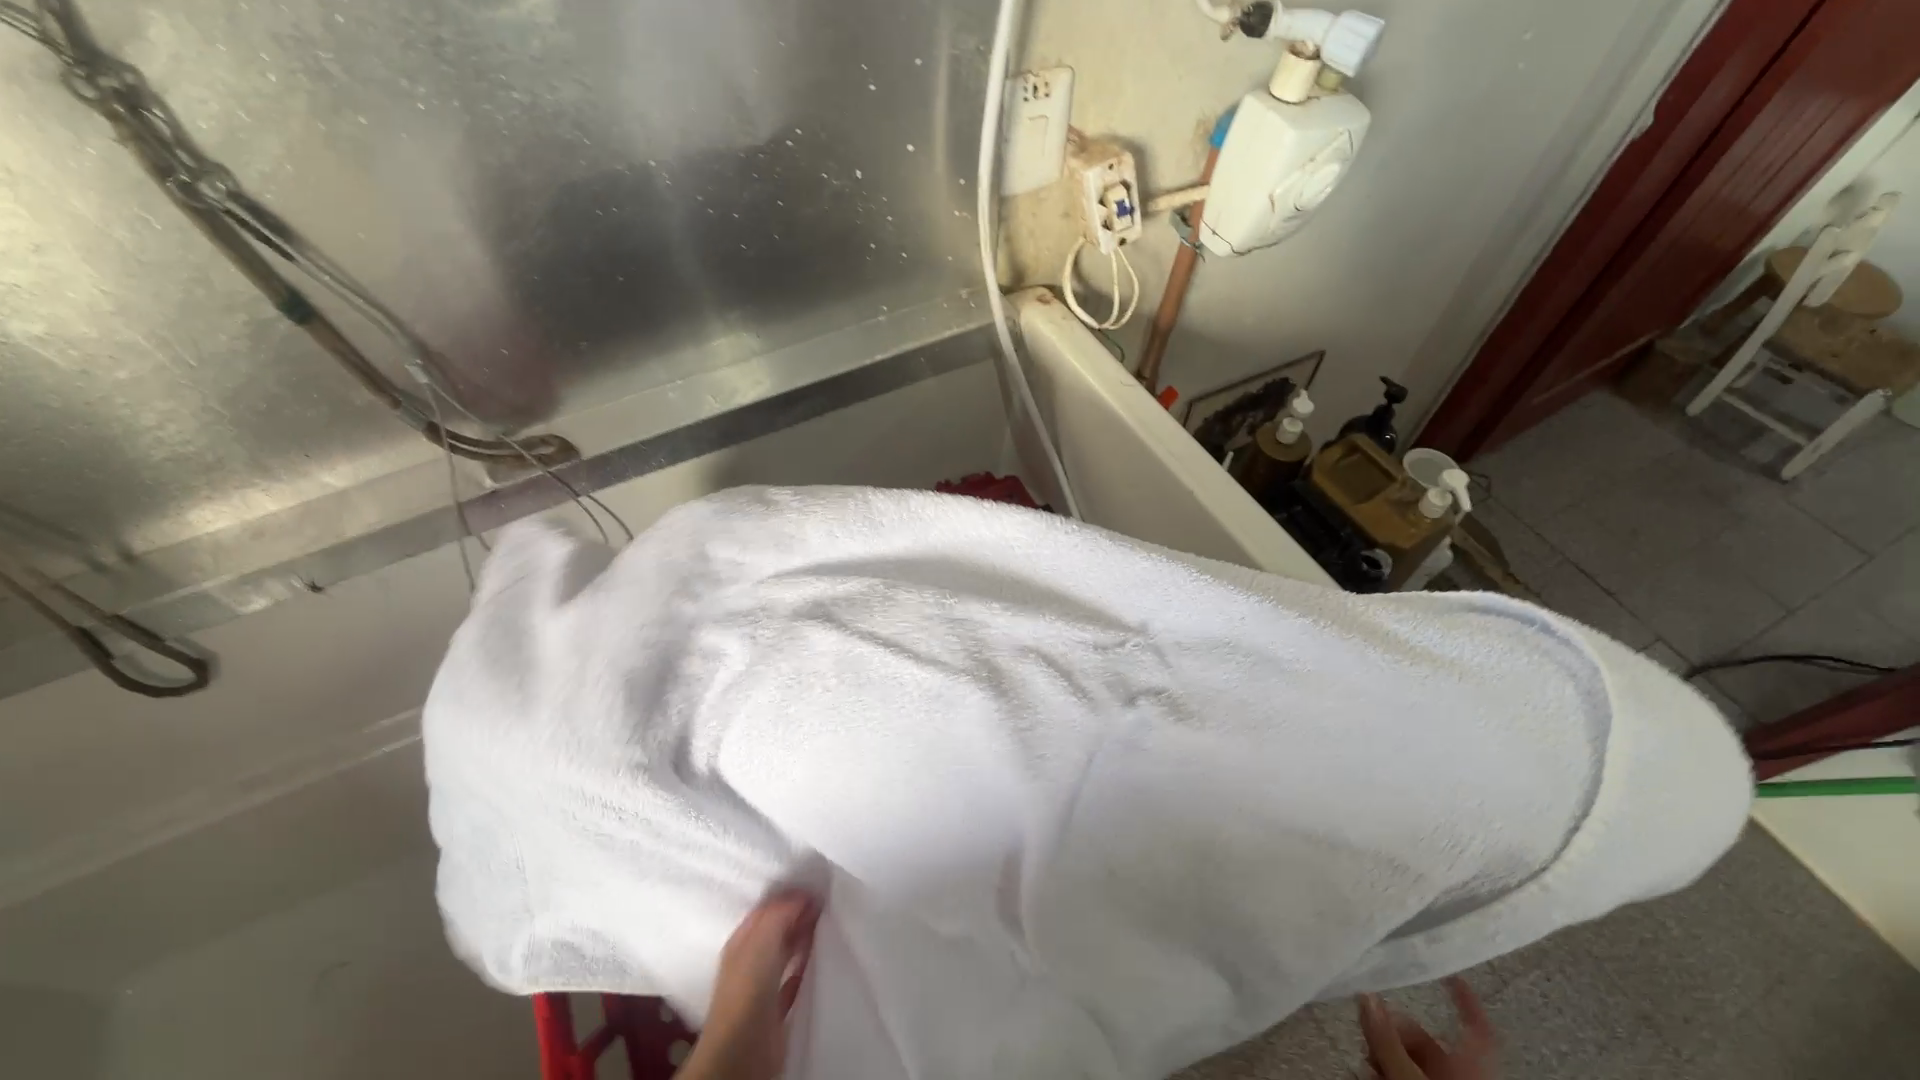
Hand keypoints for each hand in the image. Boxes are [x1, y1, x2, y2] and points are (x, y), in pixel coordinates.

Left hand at [678, 891, 820, 1079]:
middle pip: (776, 930)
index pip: (766, 909)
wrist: (743, 1050)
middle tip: (828, 905)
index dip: (789, 897)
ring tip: (828, 928)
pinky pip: (793, 981)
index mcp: (742, 941)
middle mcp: (749, 960)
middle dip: (799, 916)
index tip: (818, 888)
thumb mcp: (762, 940)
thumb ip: (781, 914)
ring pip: (785, 954)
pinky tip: (819, 964)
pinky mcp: (775, 1010)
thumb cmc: (748, 989)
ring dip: (803, 941)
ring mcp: (762, 986)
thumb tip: (804, 895)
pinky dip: (805, 970)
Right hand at [1357, 977, 1496, 1079]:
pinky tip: (1371, 1072)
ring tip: (1366, 1062)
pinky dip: (1391, 1068)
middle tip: (1368, 1038)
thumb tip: (1365, 993)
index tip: (1448, 974)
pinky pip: (1411, 1072)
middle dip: (1392, 1035)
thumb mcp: (1406, 1074)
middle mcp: (1463, 1071)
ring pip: (1413, 1057)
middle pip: (1426, 1039)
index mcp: (1470, 1062)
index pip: (1477, 1024)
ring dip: (1384, 1053)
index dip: (1465, 998)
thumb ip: (1386, 1038)